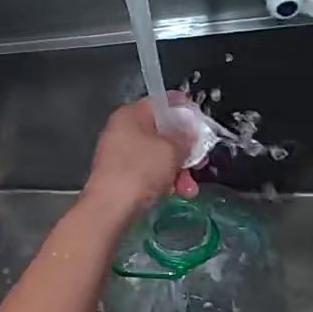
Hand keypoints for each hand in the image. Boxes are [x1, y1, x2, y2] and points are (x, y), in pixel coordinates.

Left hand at [82, 93, 199, 216]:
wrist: (110, 209)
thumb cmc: (140, 171)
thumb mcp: (172, 150)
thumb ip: (185, 137)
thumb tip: (189, 132)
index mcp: (130, 115)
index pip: (162, 102)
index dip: (185, 109)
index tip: (202, 122)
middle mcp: (121, 131)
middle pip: (161, 133)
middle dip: (184, 149)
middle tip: (200, 161)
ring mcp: (118, 155)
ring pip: (157, 156)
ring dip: (178, 171)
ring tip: (189, 188)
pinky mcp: (119, 177)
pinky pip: (147, 173)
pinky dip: (163, 181)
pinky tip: (176, 194)